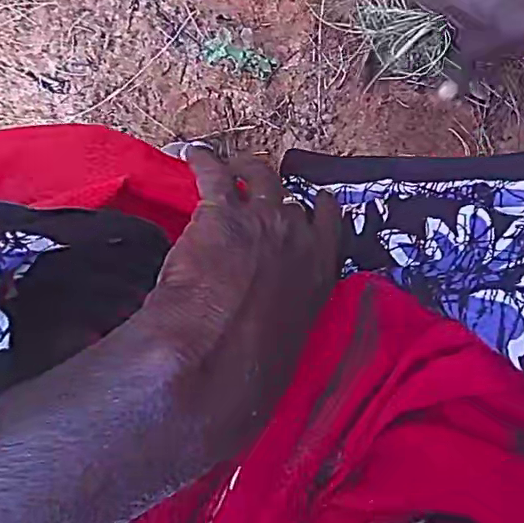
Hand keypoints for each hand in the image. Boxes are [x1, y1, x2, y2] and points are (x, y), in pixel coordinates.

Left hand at [131, 146, 342, 456]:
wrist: (213, 359)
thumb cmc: (252, 368)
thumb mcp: (289, 342)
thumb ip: (291, 316)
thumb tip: (279, 331)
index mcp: (320, 270)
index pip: (330, 221)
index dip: (318, 208)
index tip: (310, 203)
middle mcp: (298, 236)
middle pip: (292, 199)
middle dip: (277, 196)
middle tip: (260, 193)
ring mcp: (262, 219)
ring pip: (260, 174)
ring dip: (246, 168)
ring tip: (232, 165)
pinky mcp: (221, 212)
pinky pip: (215, 172)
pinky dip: (204, 160)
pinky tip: (194, 154)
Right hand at [411, 0, 523, 94]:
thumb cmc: (518, 31)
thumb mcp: (481, 52)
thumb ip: (456, 67)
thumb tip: (442, 95)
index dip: (413, 18)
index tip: (418, 40)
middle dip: (438, 16)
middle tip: (444, 42)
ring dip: (460, 10)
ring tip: (470, 37)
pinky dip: (480, 4)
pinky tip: (493, 26)